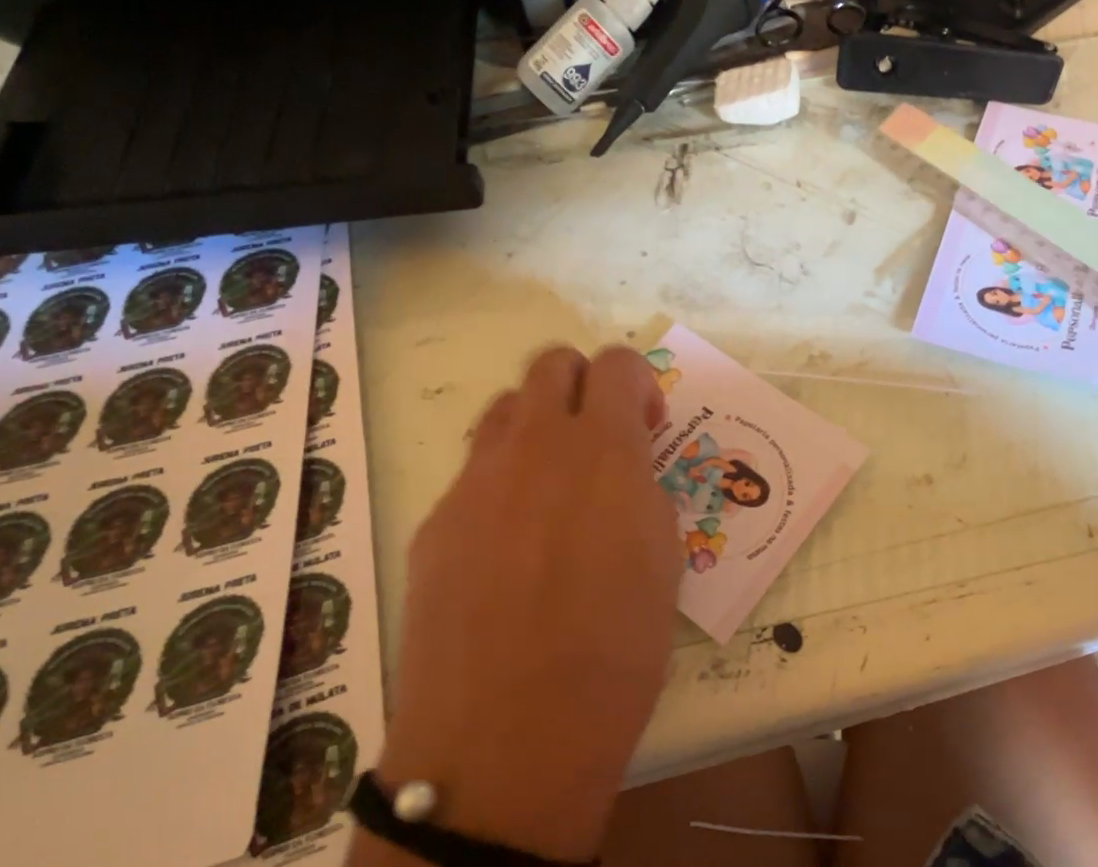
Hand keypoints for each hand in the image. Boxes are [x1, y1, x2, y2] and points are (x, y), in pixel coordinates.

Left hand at [365, 346, 679, 862]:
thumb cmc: (613, 654)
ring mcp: (476, 481)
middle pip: (551, 364)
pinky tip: (509, 552)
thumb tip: (624, 481)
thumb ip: (642, 497)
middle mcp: (535, 447)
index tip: (648, 428)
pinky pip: (473, 475)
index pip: (618, 365)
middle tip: (600, 440)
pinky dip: (500, 487)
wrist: (508, 734)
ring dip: (537, 426)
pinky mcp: (436, 522)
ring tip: (552, 488)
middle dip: (583, 384)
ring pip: (505, 409)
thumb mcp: (662, 565)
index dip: (638, 384)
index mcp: (603, 452)